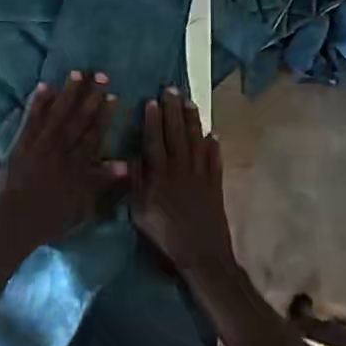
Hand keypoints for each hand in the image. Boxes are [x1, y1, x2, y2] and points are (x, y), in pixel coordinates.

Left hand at [0, 72, 125, 250]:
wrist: (14, 222)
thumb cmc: (50, 218)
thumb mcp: (83, 205)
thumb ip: (103, 182)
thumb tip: (126, 165)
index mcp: (78, 164)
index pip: (94, 134)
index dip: (104, 114)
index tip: (112, 95)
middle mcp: (62, 149)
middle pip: (78, 118)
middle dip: (90, 96)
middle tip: (100, 75)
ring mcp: (41, 144)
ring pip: (58, 114)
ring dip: (68, 93)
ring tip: (77, 73)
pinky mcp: (22, 143)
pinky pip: (32, 119)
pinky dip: (38, 102)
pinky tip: (44, 86)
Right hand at [132, 88, 235, 275]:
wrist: (203, 256)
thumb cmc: (166, 237)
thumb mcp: (140, 213)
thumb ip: (136, 183)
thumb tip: (130, 156)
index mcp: (160, 176)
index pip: (155, 141)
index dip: (153, 120)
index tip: (151, 100)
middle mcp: (181, 169)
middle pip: (176, 134)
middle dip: (172, 110)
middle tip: (170, 88)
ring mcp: (200, 175)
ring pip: (196, 141)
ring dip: (193, 120)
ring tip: (189, 101)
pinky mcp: (215, 184)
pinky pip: (215, 160)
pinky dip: (214, 145)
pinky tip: (212, 133)